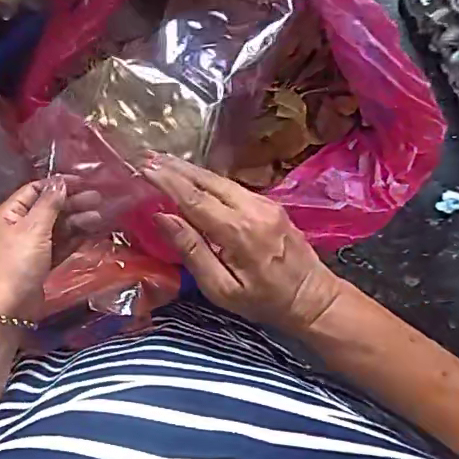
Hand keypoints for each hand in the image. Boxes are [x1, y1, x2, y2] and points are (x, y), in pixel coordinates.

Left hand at [0, 178, 103, 320]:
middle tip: (97, 199)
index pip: (34, 190)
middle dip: (72, 202)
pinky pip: (60, 245)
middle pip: (48, 208)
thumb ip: (49, 204)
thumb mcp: (33, 229)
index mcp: (10, 213)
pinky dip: (74, 238)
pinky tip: (91, 232)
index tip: (82, 182)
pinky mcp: (41, 263)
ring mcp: (30, 246)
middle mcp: (19, 226)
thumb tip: (60, 182)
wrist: (6, 308)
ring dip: (76, 220)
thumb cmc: (16, 263)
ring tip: (98, 217)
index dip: (57, 184)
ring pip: (57, 227)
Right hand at [137, 153, 345, 333]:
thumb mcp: (221, 288)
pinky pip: (230, 186)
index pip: (194, 198)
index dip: (166, 181)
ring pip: (219, 179)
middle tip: (146, 157)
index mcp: (239, 231)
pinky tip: (190, 177)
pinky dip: (205, 178)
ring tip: (161, 162)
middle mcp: (253, 209)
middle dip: (174, 168)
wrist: (315, 299)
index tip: (143, 168)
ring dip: (188, 170)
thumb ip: (192, 251)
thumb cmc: (264, 301)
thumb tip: (162, 218)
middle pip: (206, 180)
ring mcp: (264, 203)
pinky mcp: (269, 203)